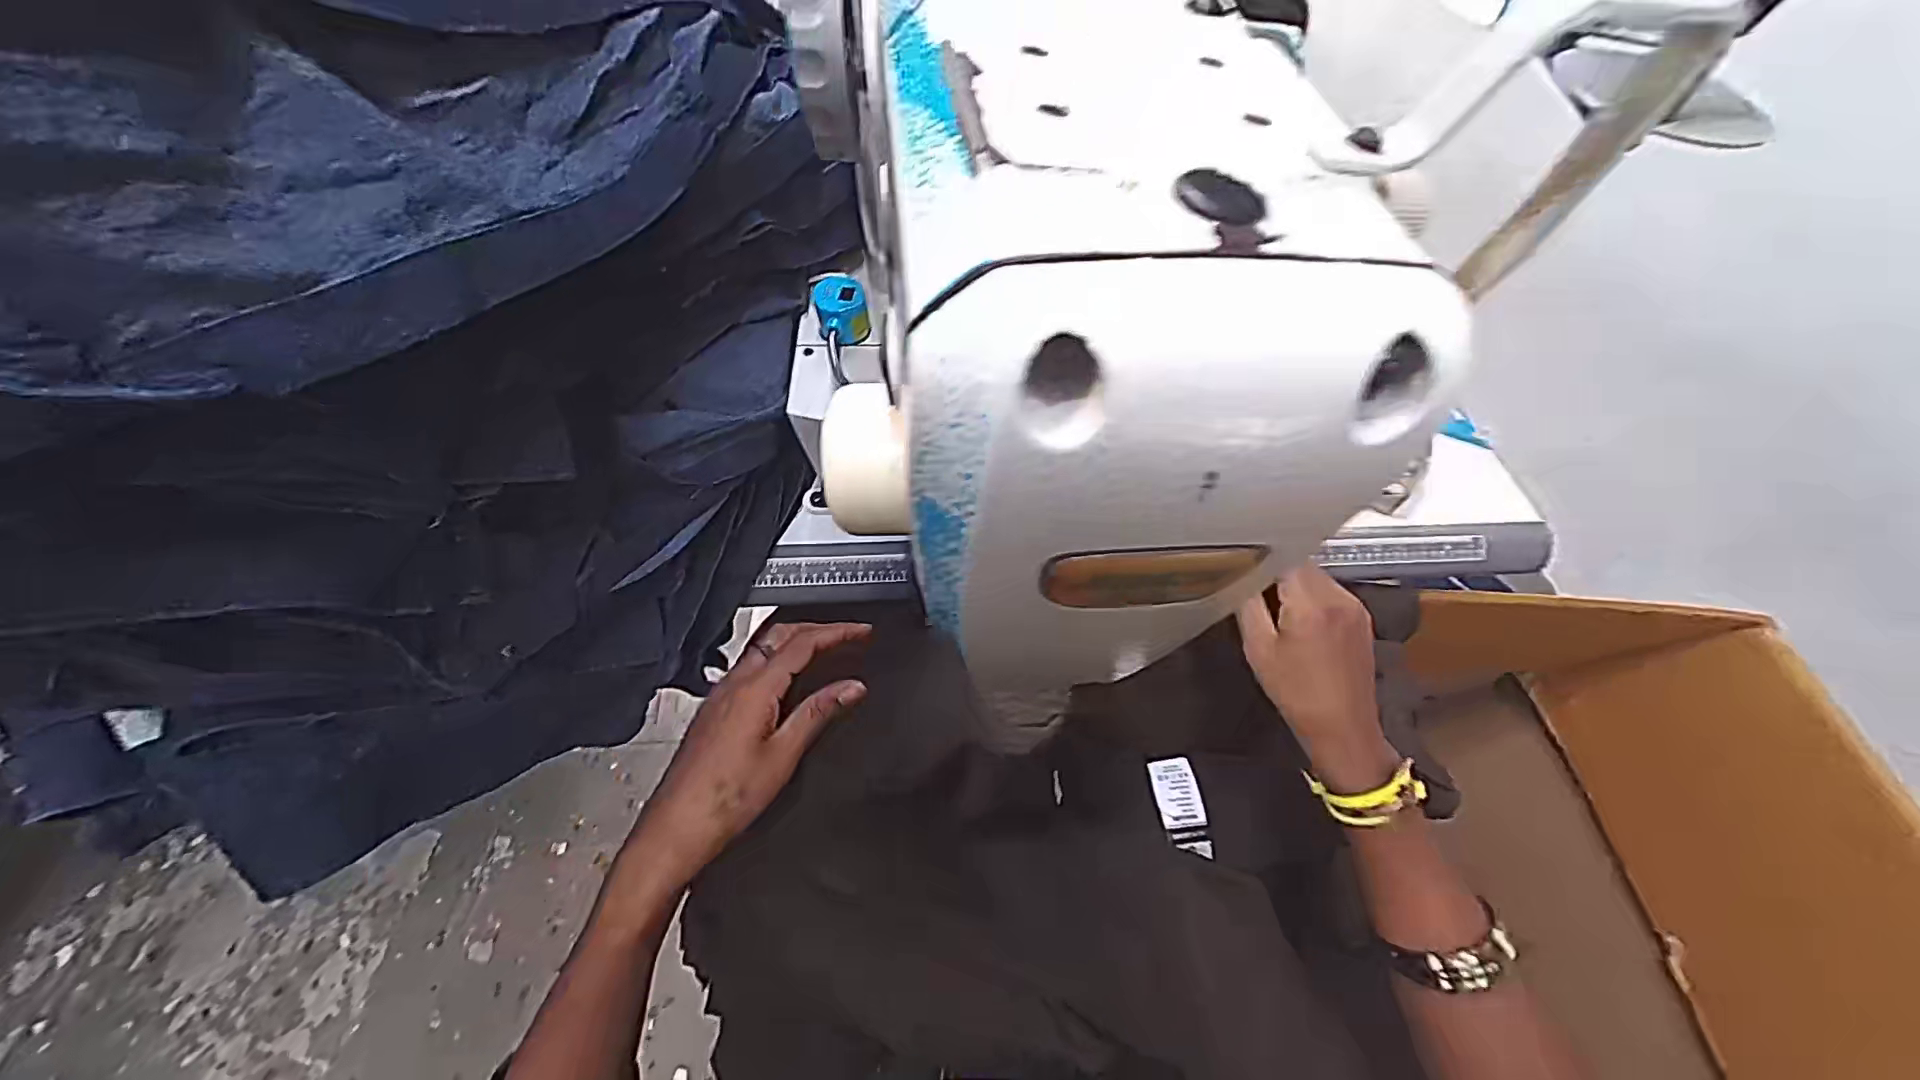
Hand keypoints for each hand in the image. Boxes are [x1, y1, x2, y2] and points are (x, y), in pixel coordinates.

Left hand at [627, 621, 870, 885]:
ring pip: (763, 648)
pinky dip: (778, 660)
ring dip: (796, 640)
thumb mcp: (784, 755)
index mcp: (753, 690)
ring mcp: (720, 695)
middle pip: (779, 634)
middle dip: (817, 627)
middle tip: (846, 633)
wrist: (677, 828)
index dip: (837, 631)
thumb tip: (850, 687)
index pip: (802, 643)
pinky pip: (750, 667)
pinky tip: (788, 679)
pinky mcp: (715, 709)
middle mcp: (733, 685)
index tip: (860, 631)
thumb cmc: (722, 800)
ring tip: (824, 648)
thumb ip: (819, 713)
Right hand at [1237, 565, 1395, 784]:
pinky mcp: (1361, 618)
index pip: (1283, 558)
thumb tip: (1243, 577)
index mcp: (1312, 603)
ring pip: (1315, 577)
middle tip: (1253, 593)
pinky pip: (1329, 592)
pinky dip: (1310, 598)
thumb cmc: (1296, 693)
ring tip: (1275, 611)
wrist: (1343, 727)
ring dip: (1294, 585)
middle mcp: (1340, 598)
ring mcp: (1355, 607)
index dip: (1260, 561)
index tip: (1242, 571)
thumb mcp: (1258, 648)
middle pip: (1301, 564)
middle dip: (1276, 573)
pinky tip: (1298, 622)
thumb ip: (1248, 605)